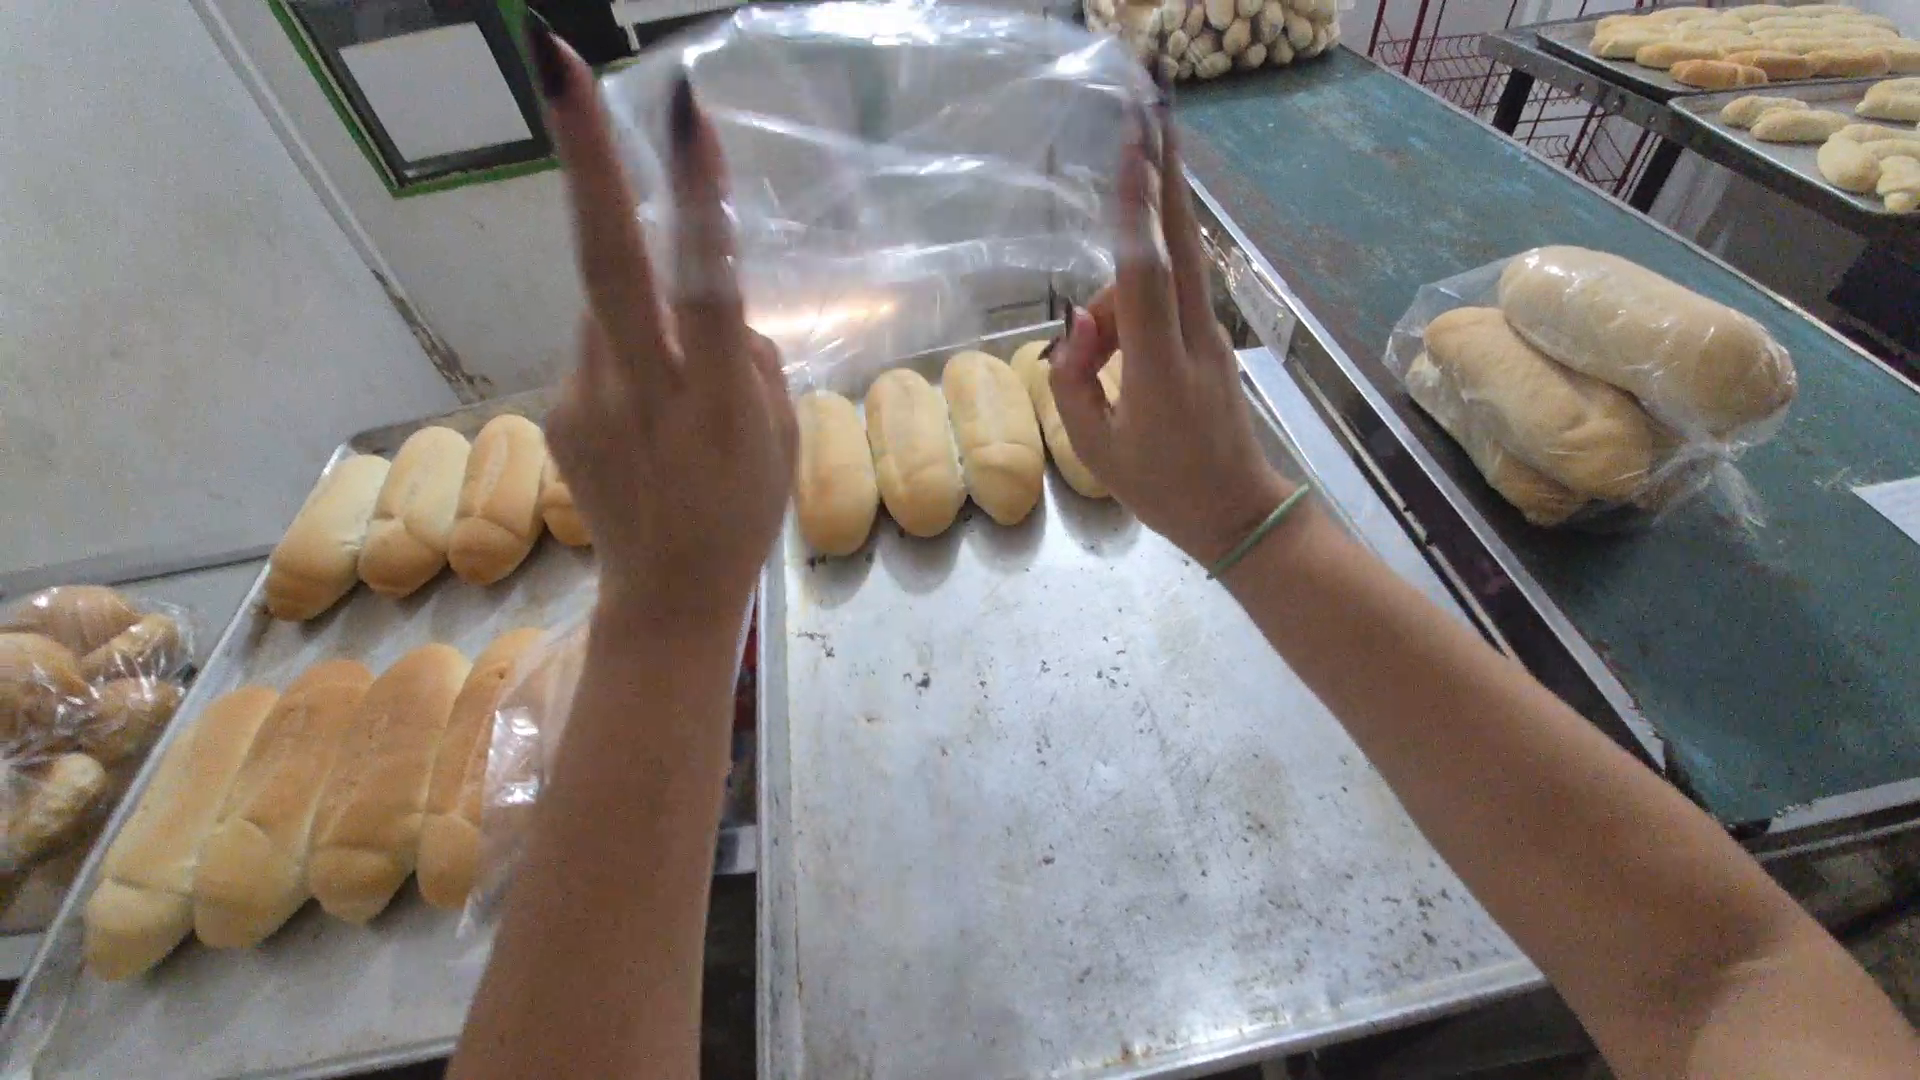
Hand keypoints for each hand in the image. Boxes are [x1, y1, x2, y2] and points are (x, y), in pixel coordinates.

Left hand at [533, 31, 795, 622]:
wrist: (667, 594)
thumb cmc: (745, 519)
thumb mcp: (781, 443)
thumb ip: (754, 366)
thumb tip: (718, 316)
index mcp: (719, 409)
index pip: (709, 291)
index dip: (699, 203)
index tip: (684, 113)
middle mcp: (643, 396)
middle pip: (608, 268)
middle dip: (586, 161)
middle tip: (553, 59)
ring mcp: (584, 403)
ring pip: (608, 308)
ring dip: (638, 305)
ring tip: (673, 381)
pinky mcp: (555, 412)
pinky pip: (597, 349)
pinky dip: (628, 354)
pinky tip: (647, 412)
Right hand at [1049, 114, 1291, 566]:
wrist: (1238, 512)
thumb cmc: (1162, 488)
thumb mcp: (1096, 447)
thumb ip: (1073, 380)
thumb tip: (1072, 324)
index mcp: (1160, 366)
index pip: (1145, 274)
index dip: (1137, 211)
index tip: (1135, 150)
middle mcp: (1193, 337)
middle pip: (1179, 243)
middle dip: (1166, 174)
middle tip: (1154, 113)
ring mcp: (1211, 337)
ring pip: (1165, 278)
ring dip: (1122, 286)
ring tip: (1089, 358)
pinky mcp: (1214, 343)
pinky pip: (1172, 302)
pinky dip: (1138, 304)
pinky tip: (1112, 352)